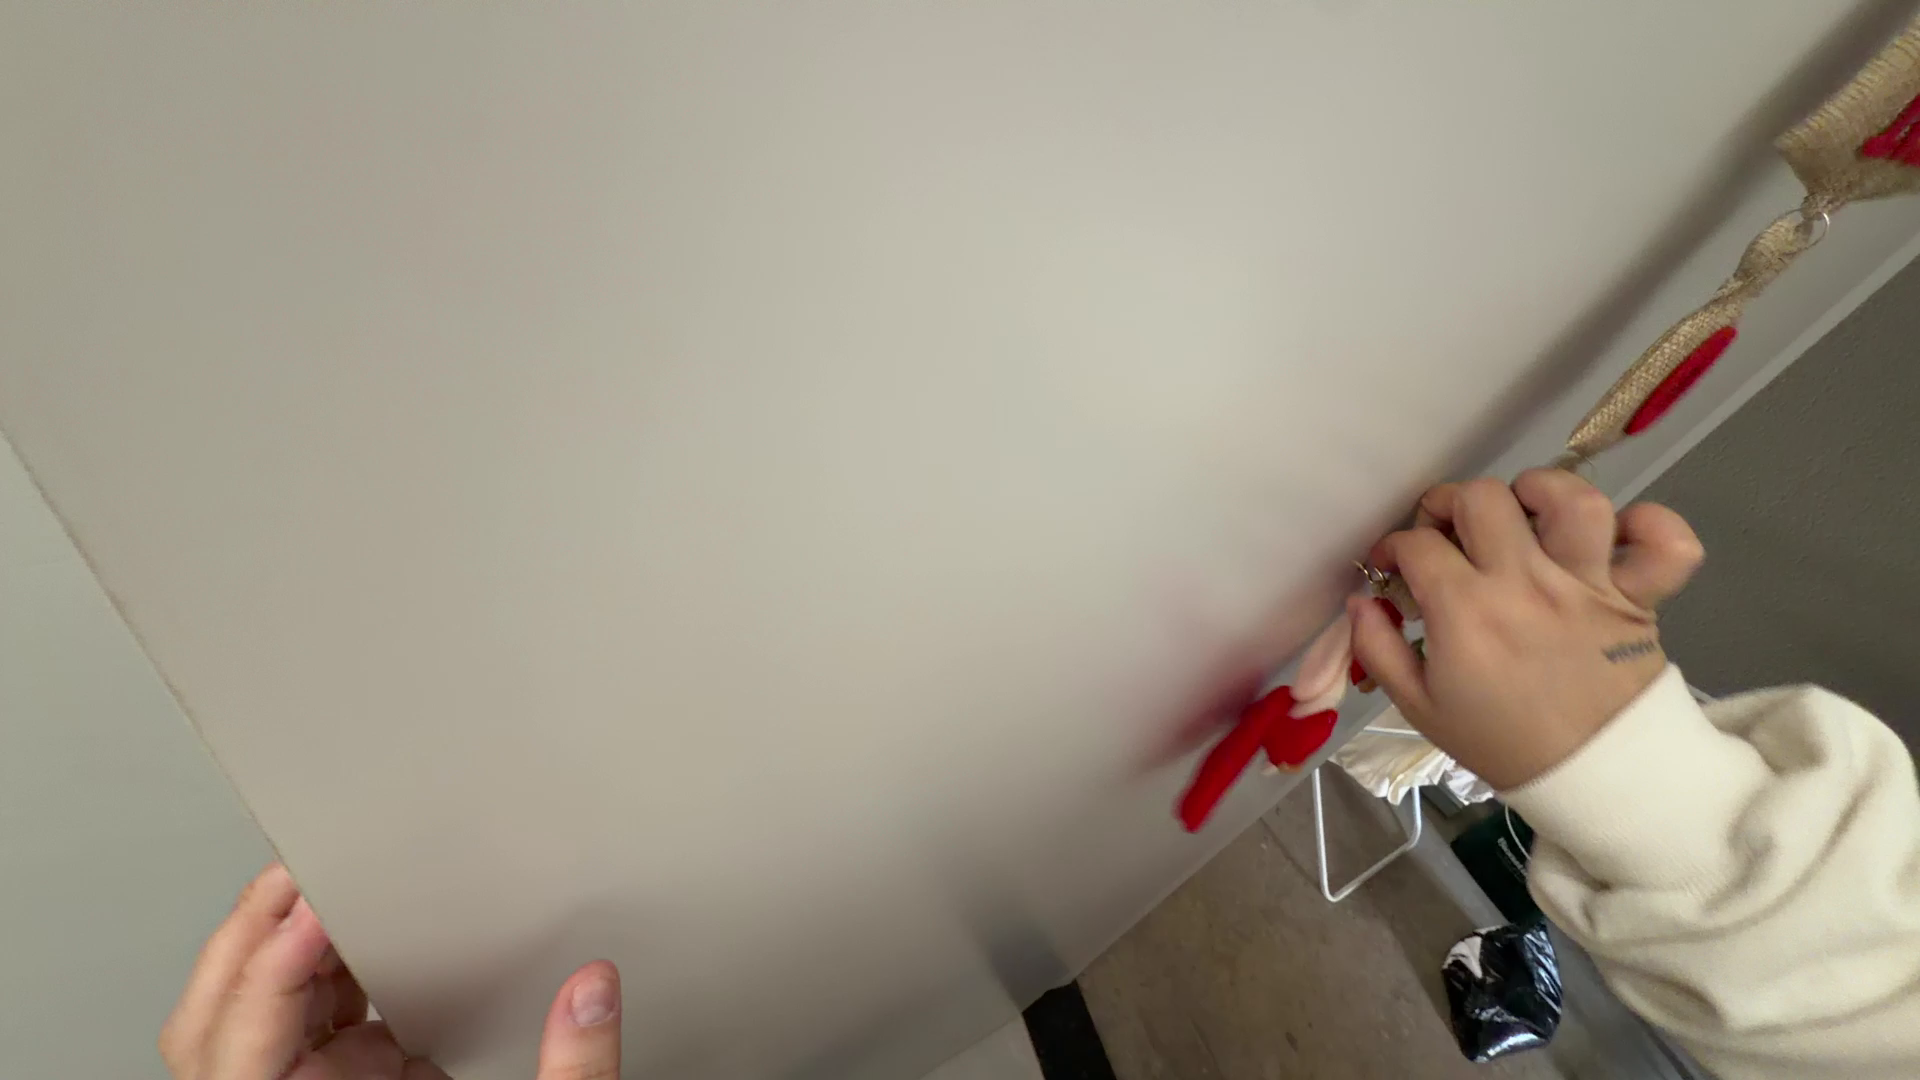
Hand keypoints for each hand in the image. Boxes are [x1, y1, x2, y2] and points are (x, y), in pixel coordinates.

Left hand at [161, 863, 621, 1079]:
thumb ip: (571, 1073)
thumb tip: (592, 989)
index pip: (248, 1063)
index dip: (269, 980)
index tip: (313, 911)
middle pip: (219, 1027)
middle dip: (248, 940)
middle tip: (299, 870)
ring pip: (256, 1011)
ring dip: (282, 937)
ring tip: (328, 875)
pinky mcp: (358, 1077)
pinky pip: (316, 1008)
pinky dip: (329, 952)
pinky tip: (366, 917)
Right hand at [1349, 469, 1703, 789]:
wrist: (1595, 778)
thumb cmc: (1498, 739)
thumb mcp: (1415, 703)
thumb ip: (1376, 647)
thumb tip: (1363, 601)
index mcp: (1465, 611)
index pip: (1416, 545)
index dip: (1392, 548)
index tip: (1390, 568)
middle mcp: (1525, 584)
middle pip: (1481, 499)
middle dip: (1447, 504)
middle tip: (1444, 534)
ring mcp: (1588, 586)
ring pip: (1572, 499)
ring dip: (1536, 492)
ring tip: (1520, 516)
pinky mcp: (1640, 598)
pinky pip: (1667, 540)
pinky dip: (1646, 524)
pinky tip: (1609, 538)